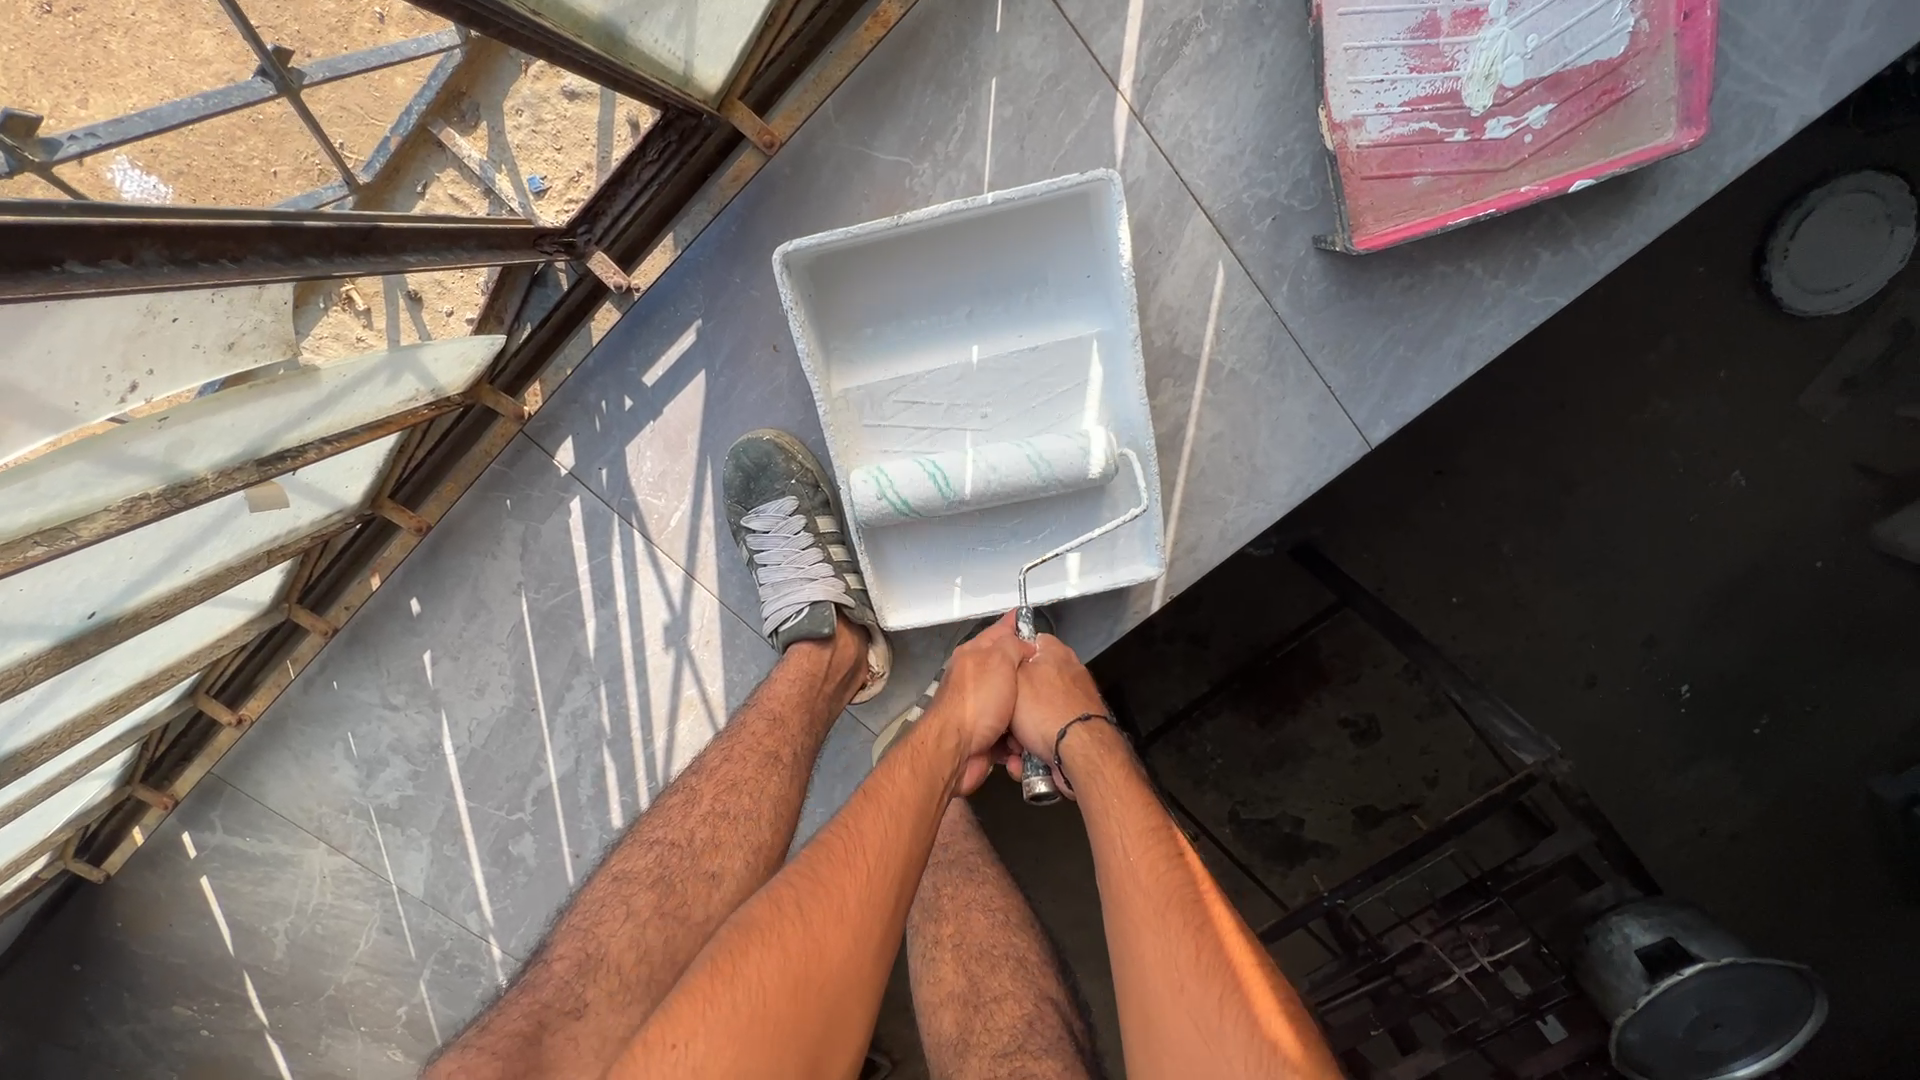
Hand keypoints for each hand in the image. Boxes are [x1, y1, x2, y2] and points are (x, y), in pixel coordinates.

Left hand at [925, 612, 1033, 794]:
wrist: (956, 751)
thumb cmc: (977, 703)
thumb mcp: (999, 661)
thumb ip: (1013, 645)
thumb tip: (1025, 646)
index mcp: (974, 655)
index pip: (999, 631)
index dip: (1016, 624)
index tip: (1031, 620)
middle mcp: (975, 679)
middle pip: (1009, 669)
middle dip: (1029, 674)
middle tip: (1050, 674)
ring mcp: (979, 708)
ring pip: (1013, 703)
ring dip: (1026, 712)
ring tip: (1042, 711)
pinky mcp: (985, 734)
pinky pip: (1010, 732)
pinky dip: (1018, 737)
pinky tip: (1027, 739)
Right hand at [1009, 634, 1106, 767]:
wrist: (1080, 753)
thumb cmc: (1046, 712)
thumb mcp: (1012, 678)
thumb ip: (1008, 662)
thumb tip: (1006, 656)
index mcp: (1056, 653)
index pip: (1031, 642)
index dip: (1012, 657)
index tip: (1000, 674)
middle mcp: (1069, 674)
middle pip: (1032, 684)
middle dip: (1014, 707)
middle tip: (1005, 719)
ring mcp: (1076, 702)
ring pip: (1037, 714)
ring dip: (1022, 733)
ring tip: (1014, 748)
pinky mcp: (1079, 729)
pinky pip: (1049, 735)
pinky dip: (1036, 748)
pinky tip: (1027, 760)